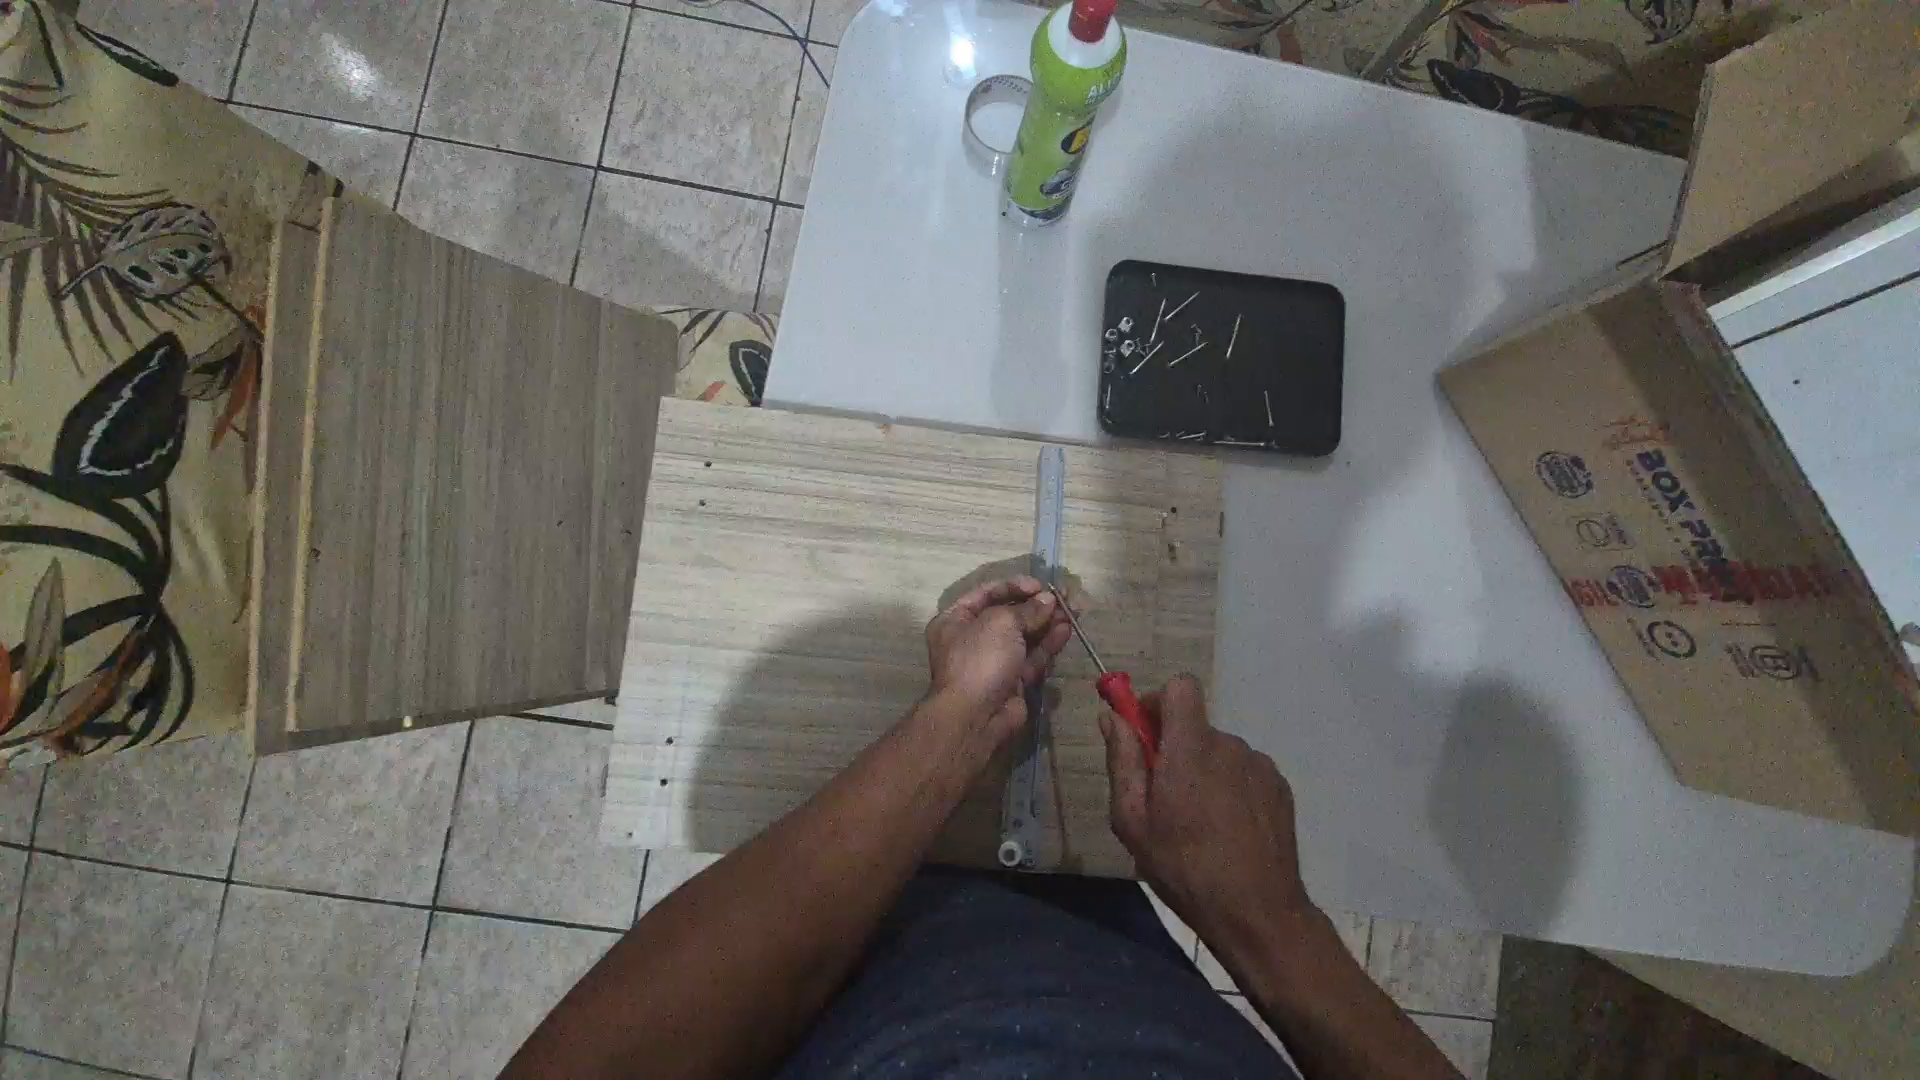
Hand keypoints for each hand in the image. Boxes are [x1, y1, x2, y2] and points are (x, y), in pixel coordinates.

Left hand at [922, 576, 1071, 748]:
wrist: (976, 715)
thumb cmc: (980, 658)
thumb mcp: (1001, 622)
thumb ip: (1026, 609)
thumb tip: (1048, 600)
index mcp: (955, 620)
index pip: (986, 594)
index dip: (1013, 586)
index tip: (1039, 586)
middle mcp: (971, 639)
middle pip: (1008, 615)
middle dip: (1036, 605)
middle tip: (1063, 597)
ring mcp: (992, 661)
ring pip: (1023, 636)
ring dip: (1047, 623)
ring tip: (1072, 611)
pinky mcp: (1011, 681)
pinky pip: (1032, 657)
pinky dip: (1048, 643)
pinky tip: (1066, 630)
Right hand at [1101, 675, 1313, 953]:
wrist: (1258, 913)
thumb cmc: (1183, 866)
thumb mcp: (1132, 819)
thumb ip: (1122, 760)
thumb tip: (1111, 717)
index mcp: (1191, 747)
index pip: (1180, 687)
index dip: (1158, 701)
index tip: (1145, 735)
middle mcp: (1229, 745)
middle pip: (1195, 726)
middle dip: (1175, 748)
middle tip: (1164, 797)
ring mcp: (1259, 765)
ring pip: (1218, 752)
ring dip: (1203, 771)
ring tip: (1198, 821)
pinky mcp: (1279, 787)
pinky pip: (1243, 772)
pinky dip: (1230, 787)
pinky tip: (1227, 829)